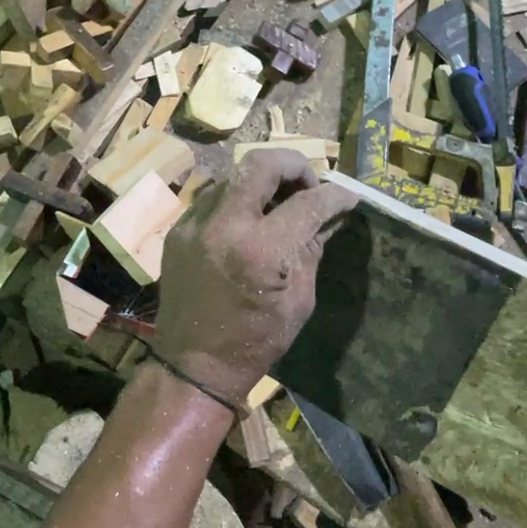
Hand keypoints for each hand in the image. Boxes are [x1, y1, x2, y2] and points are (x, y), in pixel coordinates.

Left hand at [154, 149, 357, 400]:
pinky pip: (212, 198)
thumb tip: (330, 215)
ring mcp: (194, 224)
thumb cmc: (255, 340)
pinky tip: (248, 221)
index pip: (307, 203)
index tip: (347, 196)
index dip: (334, 195)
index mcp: (260, 251)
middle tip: (307, 186)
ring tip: (278, 204)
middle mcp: (224, 226)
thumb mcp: (299, 300)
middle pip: (261, 164)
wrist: (193, 363)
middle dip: (293, 167)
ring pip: (234, 176)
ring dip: (262, 182)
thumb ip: (312, 248)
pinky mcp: (178, 229)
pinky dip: (236, 201)